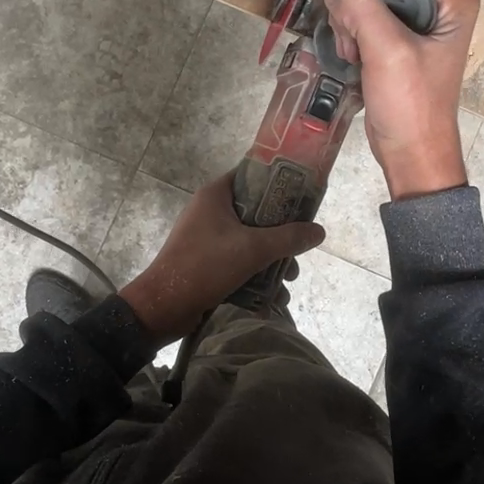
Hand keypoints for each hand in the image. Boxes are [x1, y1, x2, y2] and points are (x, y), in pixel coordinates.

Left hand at [119, 173, 325, 343]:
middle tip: (299, 252)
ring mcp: (206, 237)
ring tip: (289, 283)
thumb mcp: (253, 249)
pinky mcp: (205, 261)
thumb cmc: (205, 266)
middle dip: (281, 236)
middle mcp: (210, 210)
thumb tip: (319, 231)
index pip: (253, 176)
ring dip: (271, 261)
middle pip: (257, 213)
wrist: (164, 306)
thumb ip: (289, 238)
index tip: (304, 201)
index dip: (280, 185)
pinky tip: (272, 298)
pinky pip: (237, 261)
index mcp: (216, 195)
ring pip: (250, 241)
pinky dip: (254, 275)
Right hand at [323, 0, 478, 199]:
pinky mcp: (400, 31)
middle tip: (358, 44)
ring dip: (350, 22)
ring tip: (357, 55)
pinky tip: (356, 57)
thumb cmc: (410, 105)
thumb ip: (363, 7)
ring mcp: (419, 14)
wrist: (412, 150)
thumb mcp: (388, 51)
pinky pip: (362, 11)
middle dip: (356, 6)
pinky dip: (350, 31)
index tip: (362, 26)